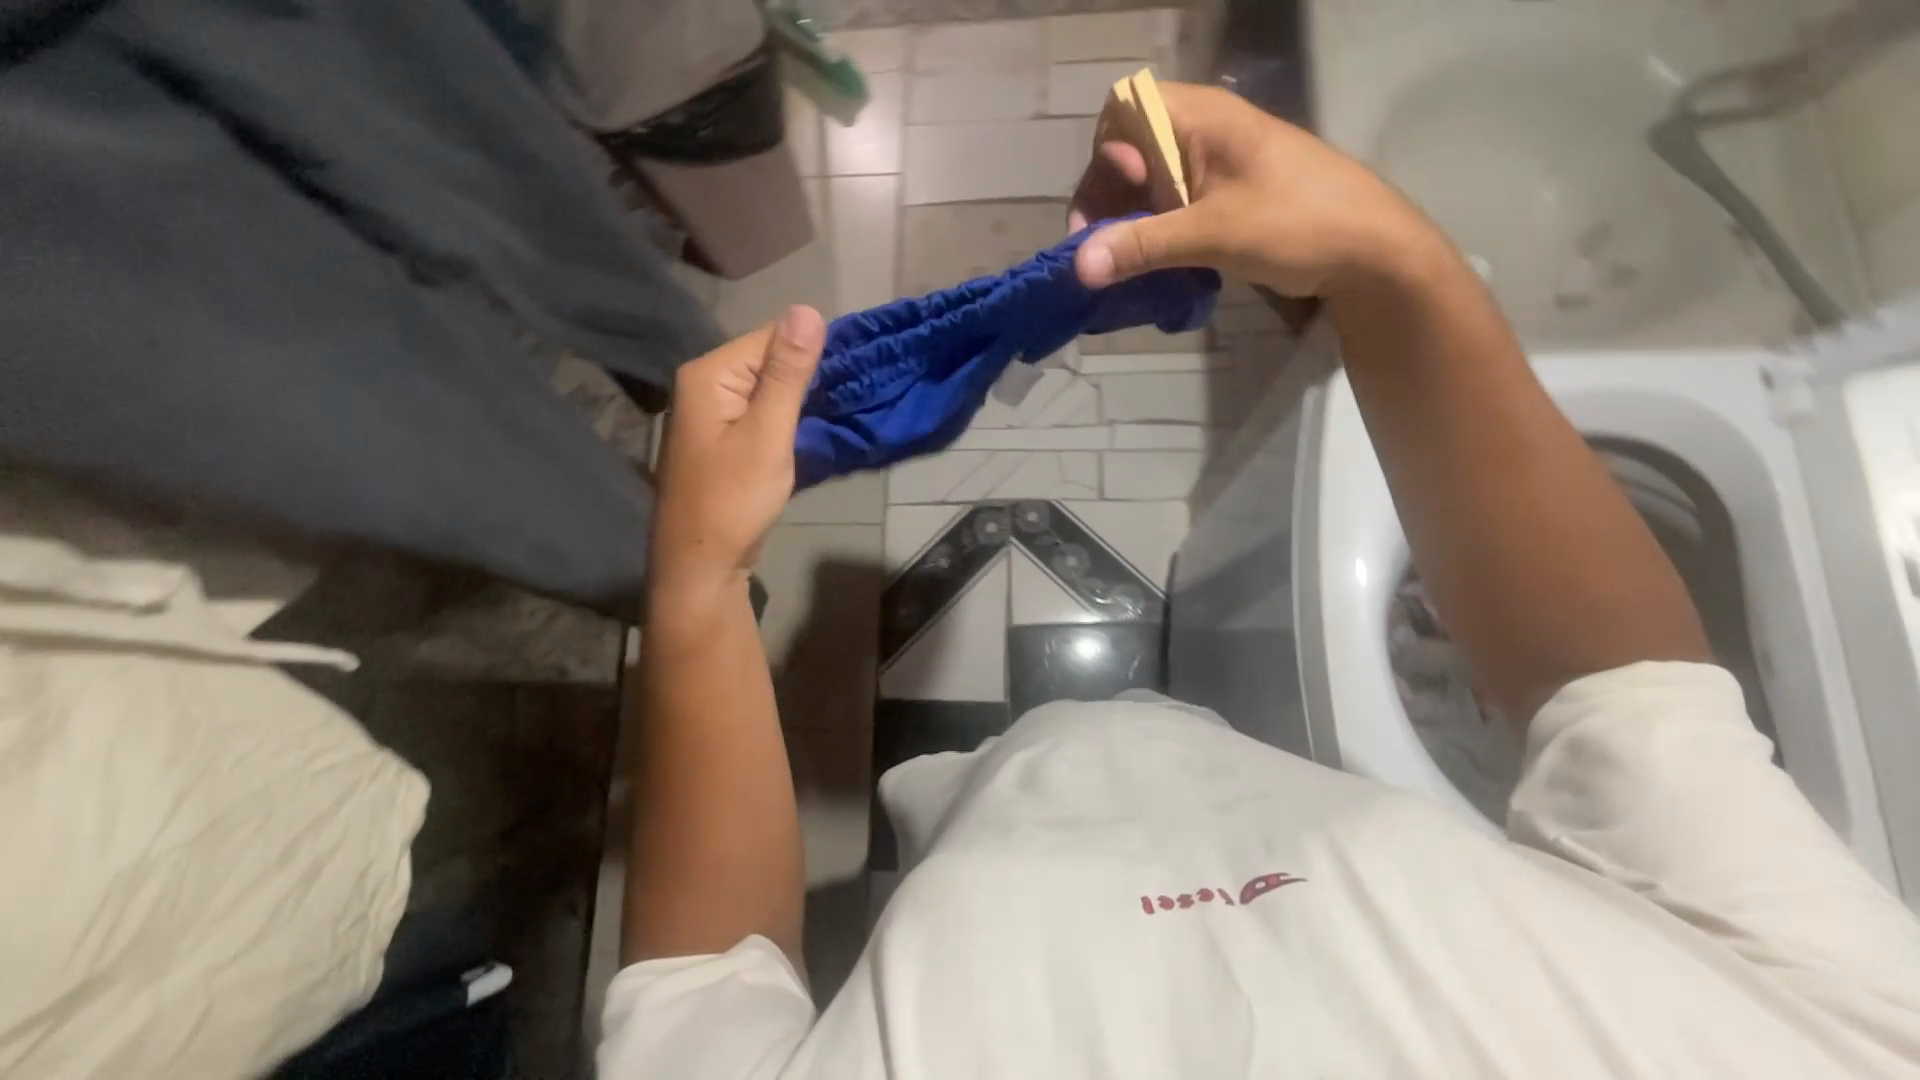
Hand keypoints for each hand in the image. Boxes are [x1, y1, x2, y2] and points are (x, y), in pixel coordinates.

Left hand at [651, 306, 824, 593]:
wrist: (701, 564)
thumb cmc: (734, 500)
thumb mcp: (768, 434)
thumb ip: (787, 373)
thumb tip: (808, 310)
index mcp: (708, 374)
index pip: (770, 336)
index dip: (811, 352)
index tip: (851, 373)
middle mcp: (703, 385)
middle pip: (766, 361)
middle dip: (806, 376)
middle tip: (849, 398)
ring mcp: (709, 414)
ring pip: (765, 389)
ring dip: (799, 400)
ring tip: (837, 413)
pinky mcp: (720, 439)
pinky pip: (759, 413)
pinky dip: (785, 419)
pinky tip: (808, 433)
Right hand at [1068, 82, 1448, 299]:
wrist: (1372, 253)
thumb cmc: (1297, 223)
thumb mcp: (1212, 234)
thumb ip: (1142, 245)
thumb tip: (1079, 266)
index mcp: (1202, 116)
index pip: (1123, 111)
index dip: (1101, 158)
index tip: (1100, 212)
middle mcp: (1204, 132)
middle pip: (1130, 152)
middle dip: (1108, 201)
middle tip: (1102, 253)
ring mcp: (1217, 167)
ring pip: (1150, 186)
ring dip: (1129, 224)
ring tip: (1124, 269)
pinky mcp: (1227, 199)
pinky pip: (1173, 209)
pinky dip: (1155, 236)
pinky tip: (1153, 269)